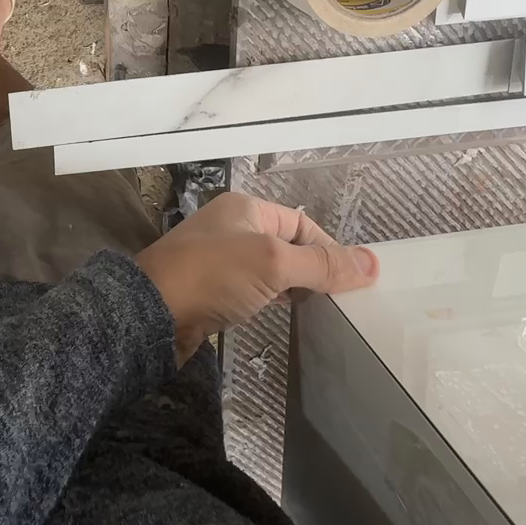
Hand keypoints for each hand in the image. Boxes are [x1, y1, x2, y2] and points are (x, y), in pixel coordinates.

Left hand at [134, 192, 378, 367]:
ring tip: (320, 312)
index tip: (354, 282)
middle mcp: (231, 227)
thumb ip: (321, 264)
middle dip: (314, 269)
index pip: (301, 223)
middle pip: (288, 245)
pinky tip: (282, 316)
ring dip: (293, 287)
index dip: (329, 250)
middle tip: (341, 301)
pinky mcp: (211, 288)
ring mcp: (219, 258)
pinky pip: (252, 289)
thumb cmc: (213, 275)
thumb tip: (372, 263)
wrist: (152, 313)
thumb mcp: (274, 263)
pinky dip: (271, 300)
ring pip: (270, 270)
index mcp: (245, 209)